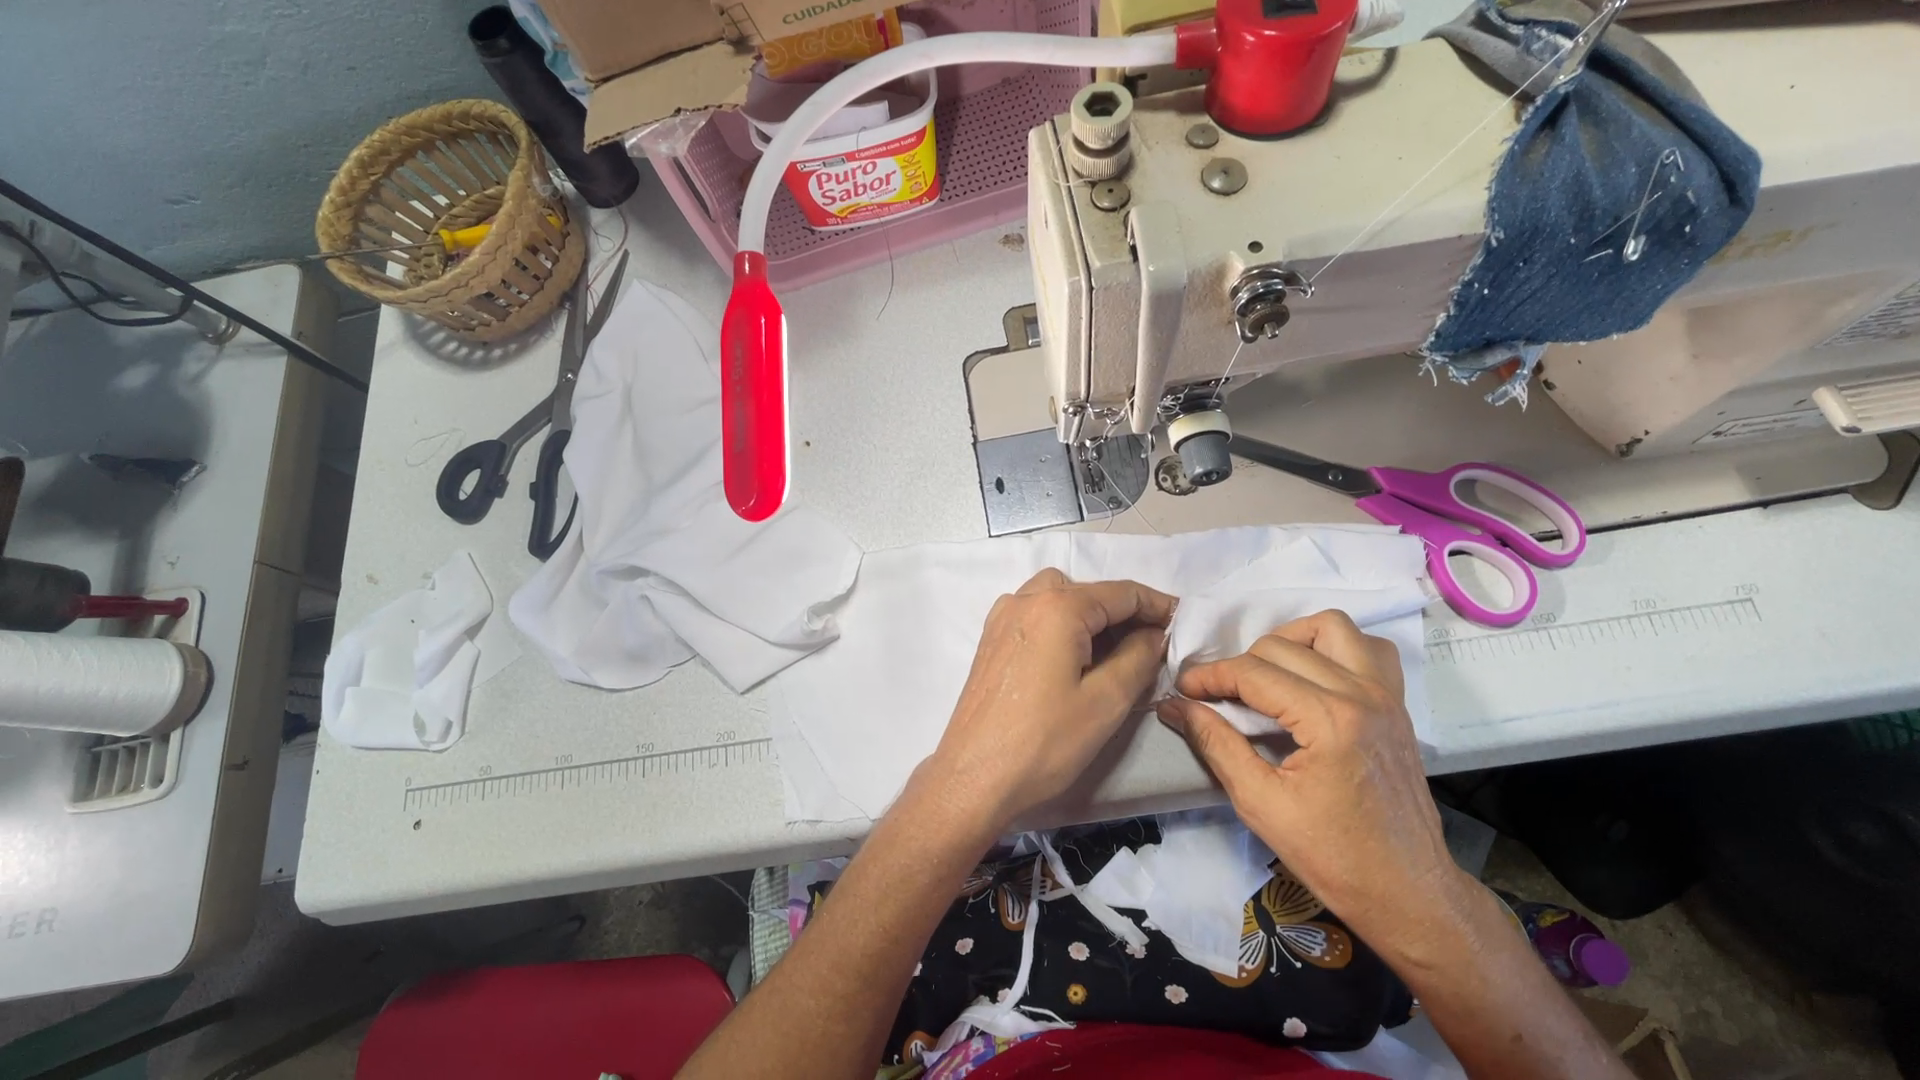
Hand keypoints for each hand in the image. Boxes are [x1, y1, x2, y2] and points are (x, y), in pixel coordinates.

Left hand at [924, 569, 1174, 832]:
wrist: (975, 777)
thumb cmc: (1045, 741)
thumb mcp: (1106, 701)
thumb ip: (1139, 657)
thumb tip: (1154, 634)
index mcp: (1057, 607)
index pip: (1121, 593)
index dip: (1158, 606)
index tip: (1184, 623)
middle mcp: (1025, 600)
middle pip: (1088, 591)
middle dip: (1123, 612)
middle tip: (1152, 645)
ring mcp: (1002, 619)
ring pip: (1059, 599)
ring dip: (1091, 617)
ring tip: (1116, 654)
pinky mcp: (991, 641)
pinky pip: (1036, 616)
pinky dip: (1062, 625)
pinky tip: (1075, 660)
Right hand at [1155, 610, 1466, 937]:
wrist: (1406, 891)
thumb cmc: (1331, 855)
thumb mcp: (1259, 803)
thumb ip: (1215, 744)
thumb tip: (1175, 706)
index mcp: (1328, 719)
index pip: (1253, 673)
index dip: (1209, 677)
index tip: (1182, 689)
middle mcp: (1361, 693)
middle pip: (1283, 646)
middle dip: (1239, 663)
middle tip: (1216, 695)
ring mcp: (1386, 695)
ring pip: (1333, 627)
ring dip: (1291, 640)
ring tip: (1265, 673)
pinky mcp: (1397, 705)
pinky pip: (1370, 649)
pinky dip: (1336, 648)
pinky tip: (1313, 676)